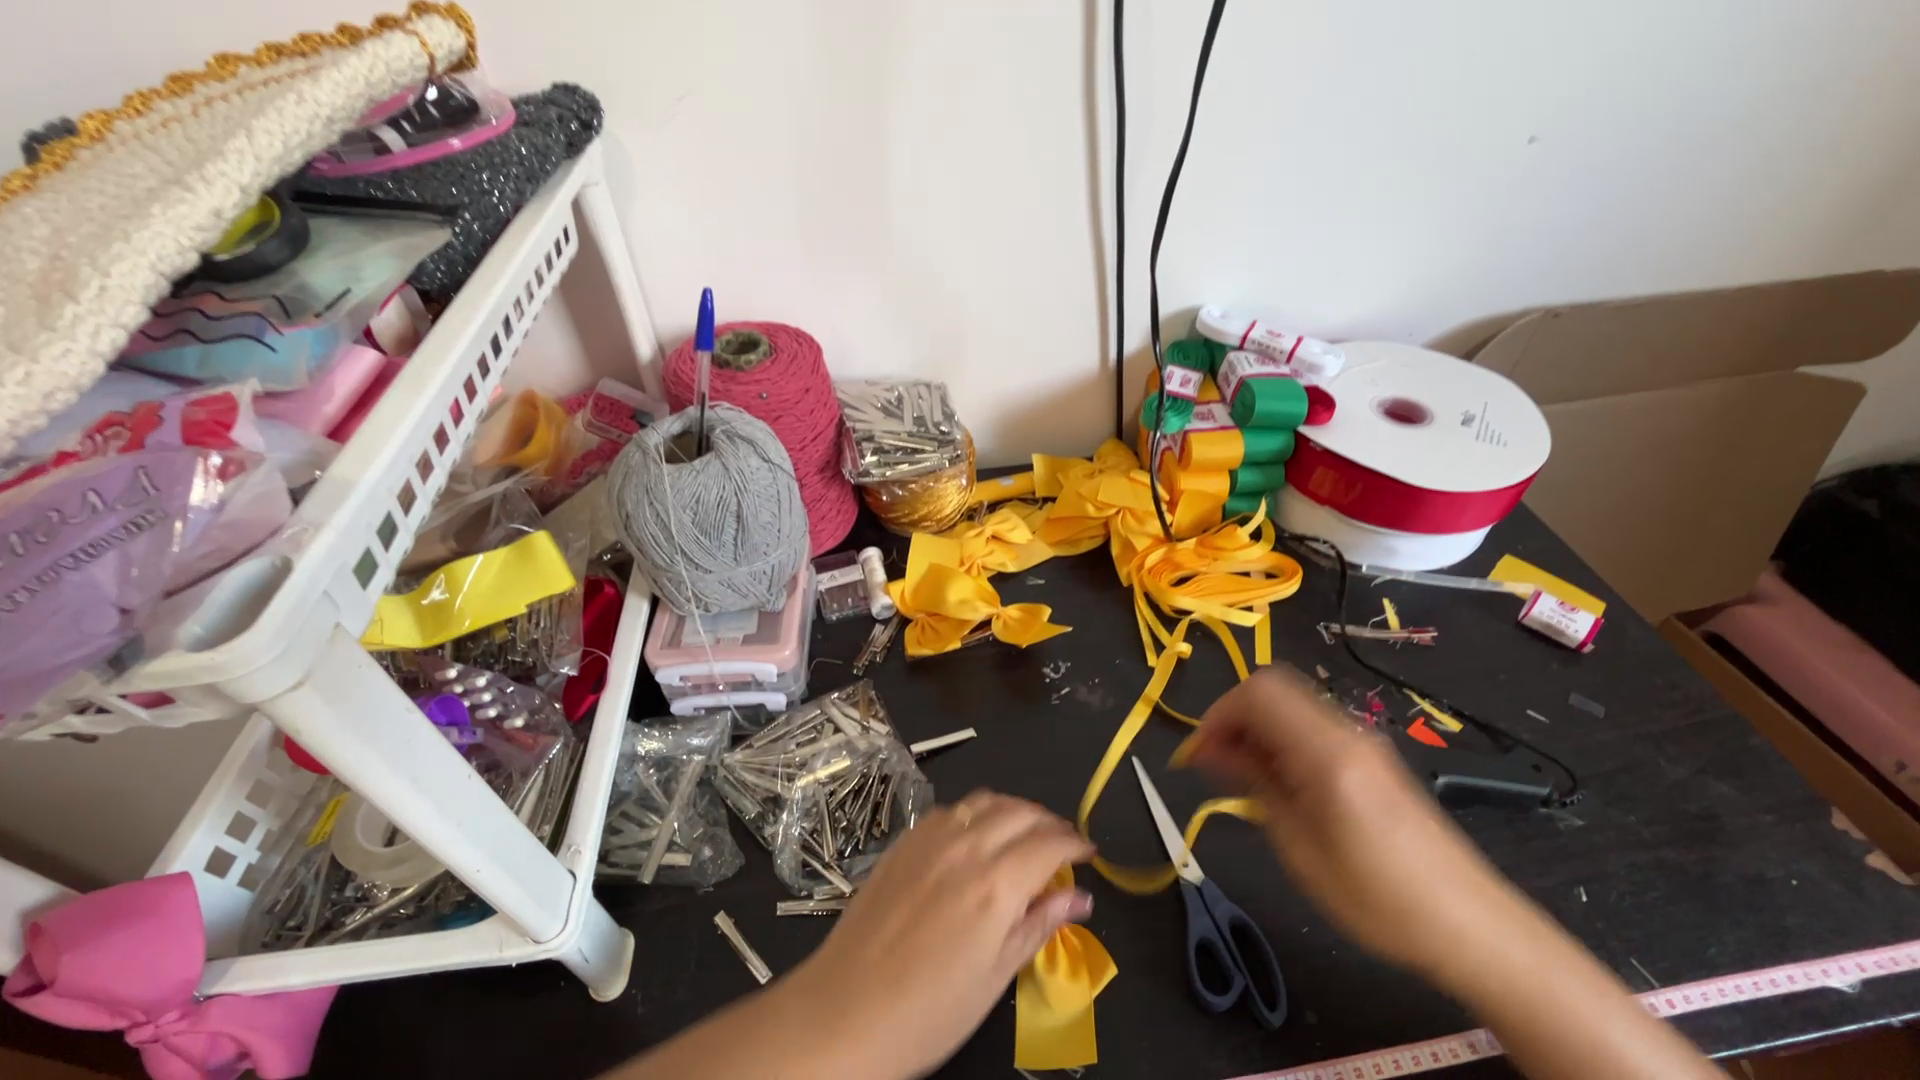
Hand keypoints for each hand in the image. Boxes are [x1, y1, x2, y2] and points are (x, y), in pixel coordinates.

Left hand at [780, 791, 1093, 1078]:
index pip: (1051, 841)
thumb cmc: (929, 1010)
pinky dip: (977, 814)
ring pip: (985, 801)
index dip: (1076, 843)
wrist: (844, 1011)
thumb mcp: (996, 976)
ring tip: (1024, 838)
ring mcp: (928, 839)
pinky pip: (951, 811)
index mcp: (996, 882)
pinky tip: (977, 840)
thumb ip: (1039, 925)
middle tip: (1062, 847)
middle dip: (1049, 823)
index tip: (1089, 855)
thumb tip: (1080, 898)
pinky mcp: (902, 843)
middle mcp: (965, 846)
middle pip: (1021, 811)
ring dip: (1014, 811)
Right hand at [1181, 667, 1514, 977]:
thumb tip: (1211, 749)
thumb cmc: (1376, 897)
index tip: (1196, 756)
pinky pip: (1313, 728)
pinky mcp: (1372, 759)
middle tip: (1212, 765)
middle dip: (1233, 718)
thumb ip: (1254, 783)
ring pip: (1292, 706)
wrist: (1470, 924)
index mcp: (1327, 749)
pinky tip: (1278, 784)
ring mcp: (1364, 742)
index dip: (1217, 714)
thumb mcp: (1298, 846)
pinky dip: (1282, 741)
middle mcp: (1347, 731)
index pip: (1257, 691)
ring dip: (1257, 729)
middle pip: (1273, 689)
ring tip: (1240, 779)